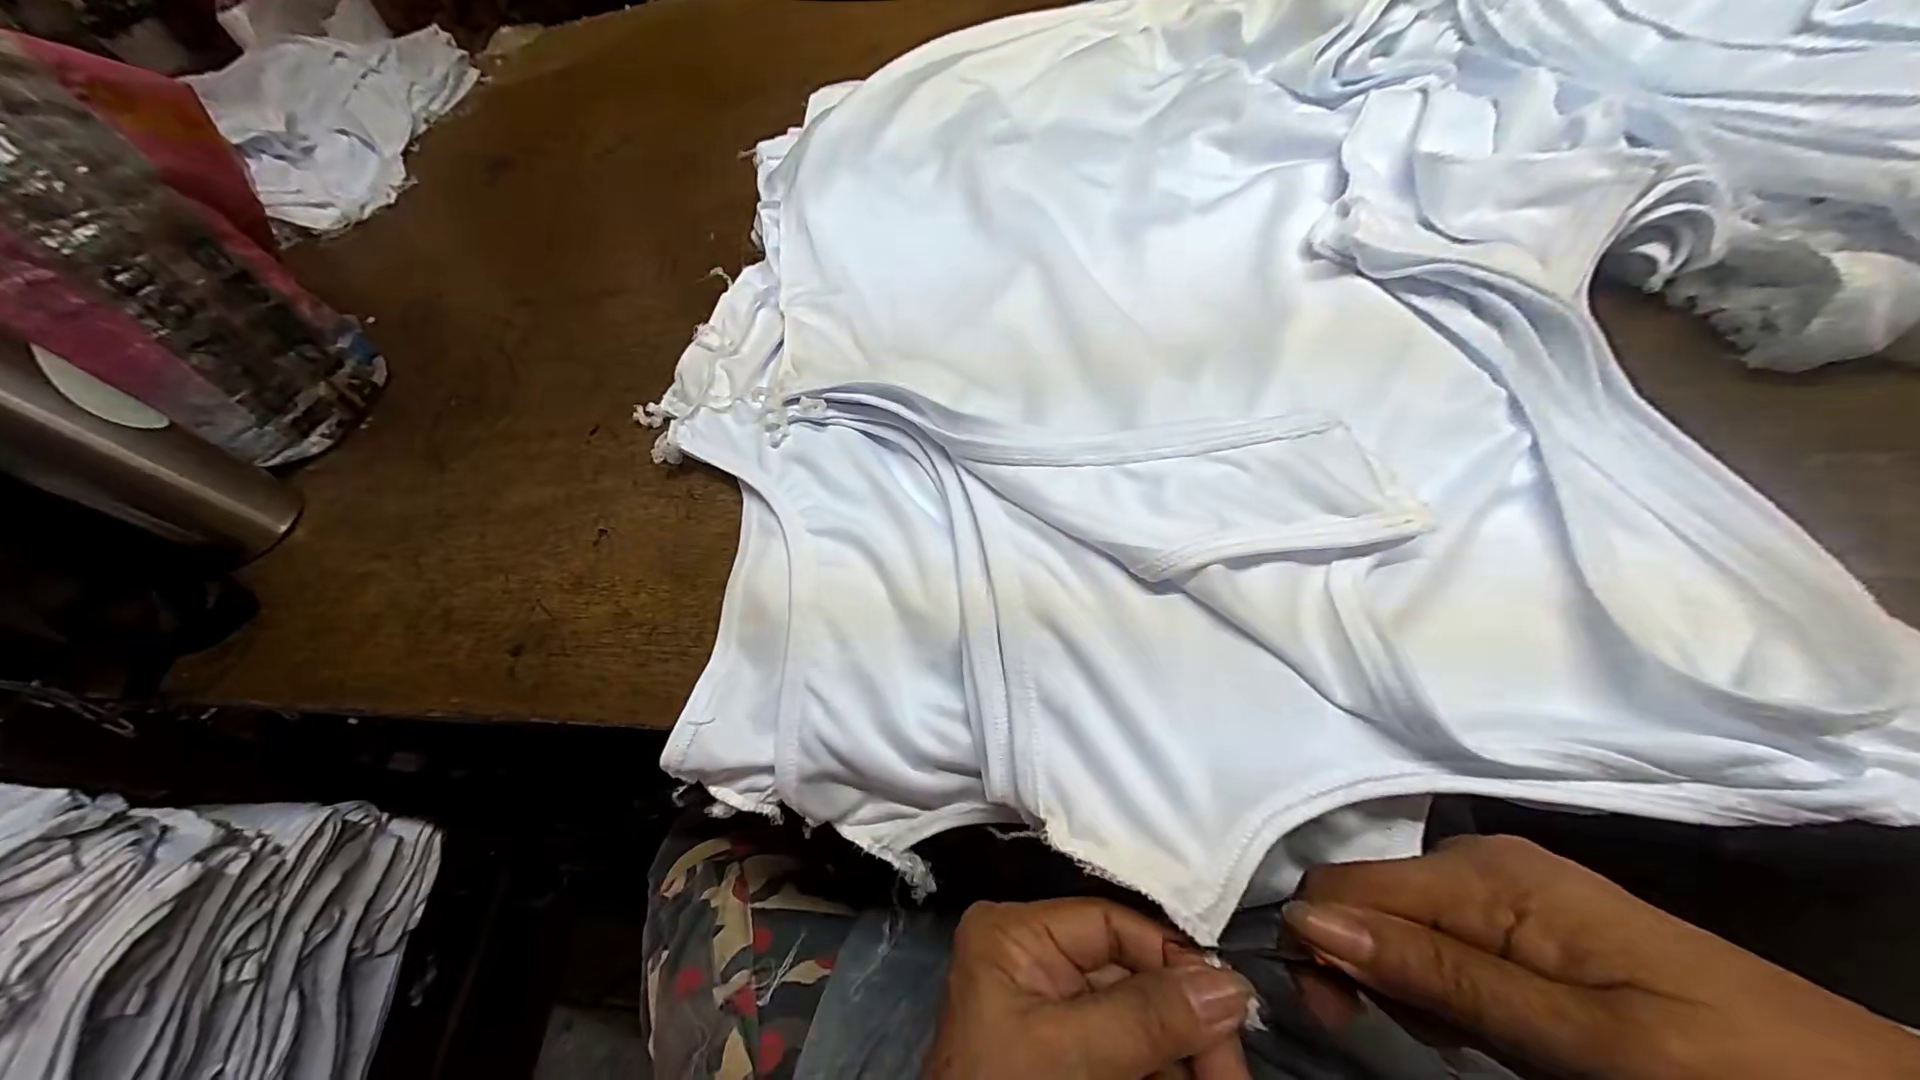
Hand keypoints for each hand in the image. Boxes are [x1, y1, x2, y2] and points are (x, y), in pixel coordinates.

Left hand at [924, 898, 1254, 1079]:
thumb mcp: (1071, 1053)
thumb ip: (1148, 1017)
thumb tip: (1231, 986)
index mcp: (1015, 933)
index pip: (1110, 923)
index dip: (1173, 958)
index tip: (1230, 1002)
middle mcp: (1033, 959)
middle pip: (1131, 972)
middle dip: (1186, 1020)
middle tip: (1231, 1070)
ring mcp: (1050, 1007)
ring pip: (1139, 1015)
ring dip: (1184, 1053)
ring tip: (1224, 1079)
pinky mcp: (1067, 1052)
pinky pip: (1128, 1049)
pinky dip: (1164, 1071)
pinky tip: (1193, 1078)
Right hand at [1286, 834, 1919, 1079]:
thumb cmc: (1720, 1065)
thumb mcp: (1577, 1038)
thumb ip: (1439, 977)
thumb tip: (1307, 923)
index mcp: (1483, 872)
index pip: (1346, 886)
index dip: (1318, 943)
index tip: (1331, 1017)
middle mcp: (1477, 858)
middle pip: (1368, 899)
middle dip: (1366, 967)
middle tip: (1419, 1040)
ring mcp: (1502, 883)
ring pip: (1398, 920)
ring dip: (1405, 982)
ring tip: (1462, 1039)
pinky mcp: (1521, 913)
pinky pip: (1439, 933)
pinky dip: (1438, 982)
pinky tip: (1478, 1018)